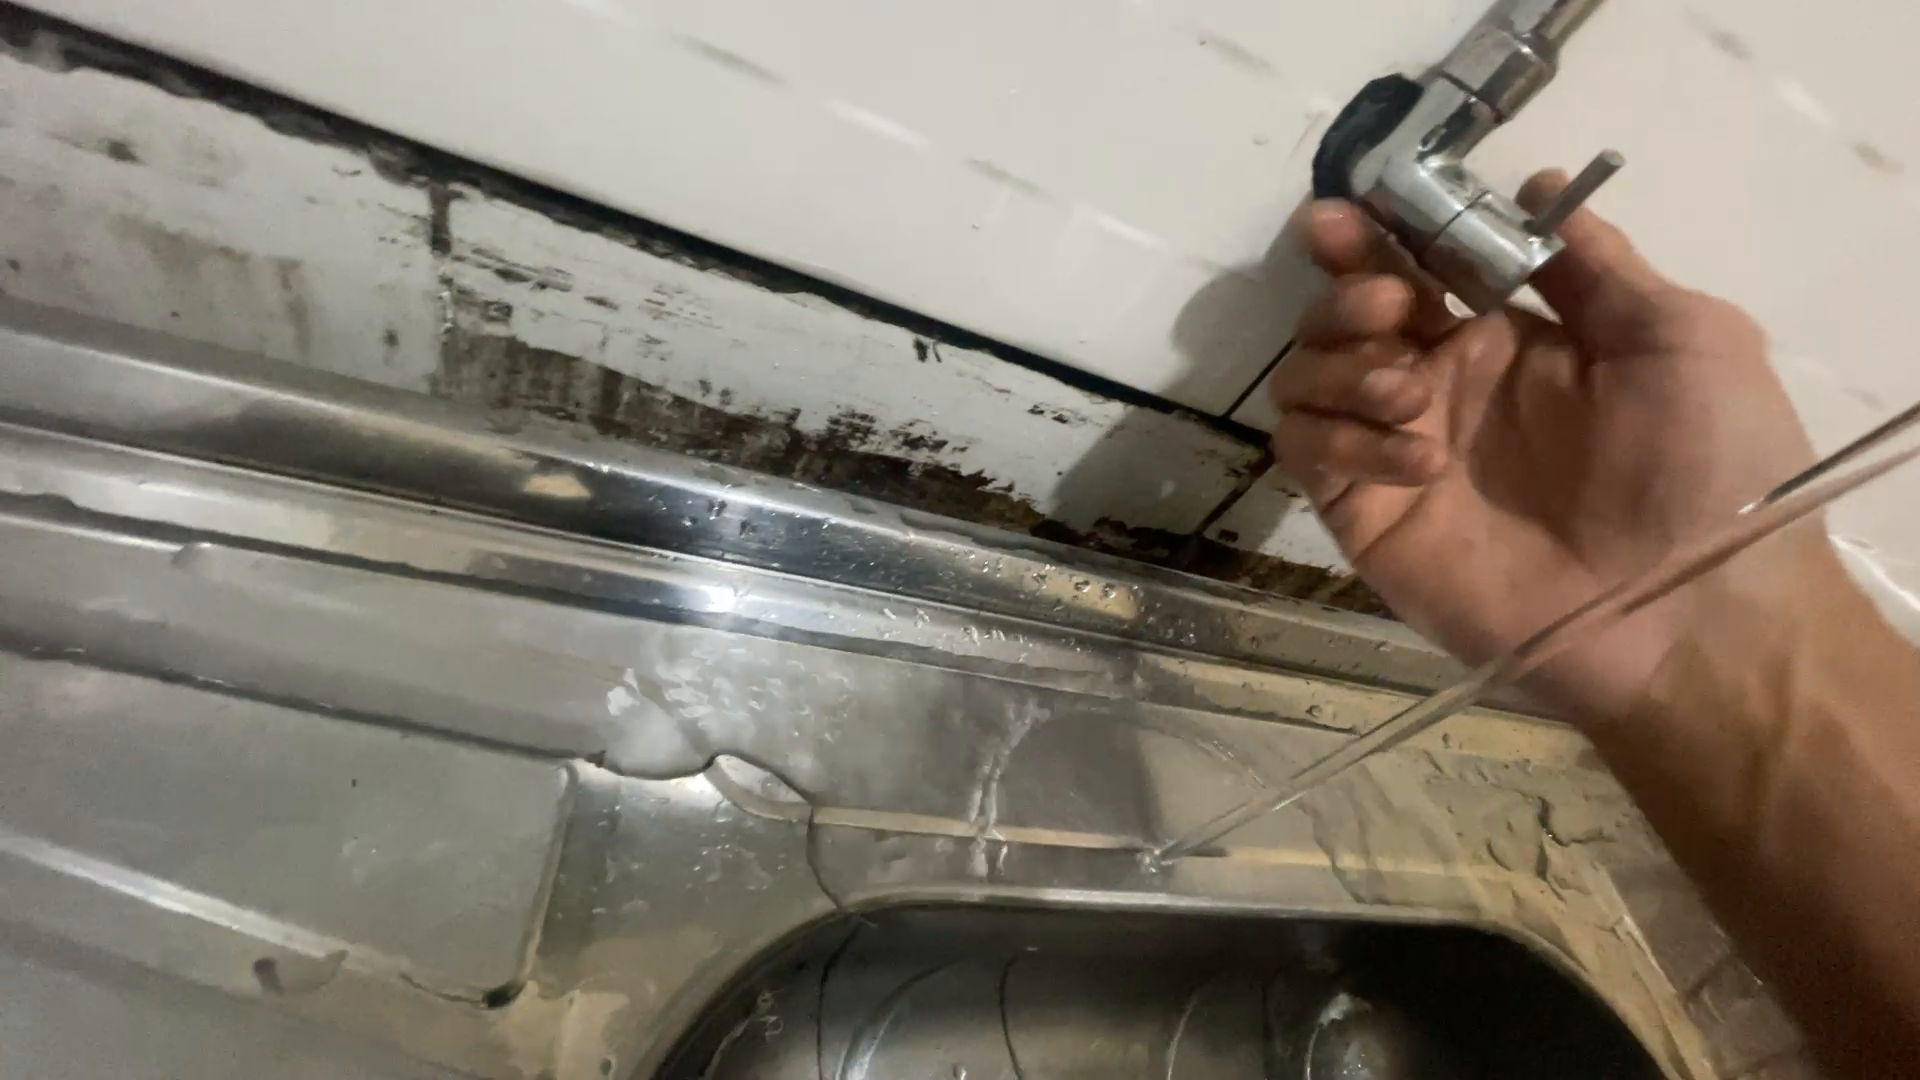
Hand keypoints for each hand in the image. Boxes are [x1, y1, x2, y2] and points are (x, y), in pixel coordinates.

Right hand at [1270, 171, 1828, 721]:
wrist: (1674, 609)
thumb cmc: (1697, 466)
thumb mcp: (1677, 339)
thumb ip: (1595, 265)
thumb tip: (1538, 183)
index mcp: (1489, 339)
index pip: (1399, 274)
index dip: (1358, 243)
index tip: (1336, 222)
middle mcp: (1423, 385)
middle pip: (1330, 323)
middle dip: (1343, 302)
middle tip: (1392, 313)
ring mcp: (1380, 447)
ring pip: (1299, 382)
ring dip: (1342, 372)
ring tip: (1412, 398)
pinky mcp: (1354, 507)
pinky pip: (1305, 451)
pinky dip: (1344, 442)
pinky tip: (1417, 464)